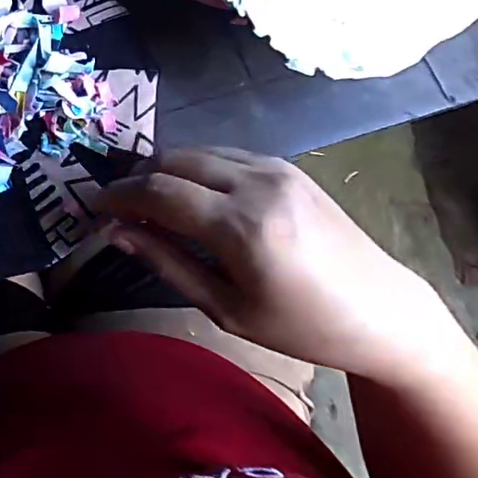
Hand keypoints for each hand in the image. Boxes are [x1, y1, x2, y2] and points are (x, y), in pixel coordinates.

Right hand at [94, 147, 470, 379]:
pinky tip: (193, 194)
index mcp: (241, 227)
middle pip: (173, 160)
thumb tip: (115, 232)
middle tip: (120, 207)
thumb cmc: (302, 327)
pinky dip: (197, 168)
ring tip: (151, 201)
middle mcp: (256, 183)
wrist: (383, 309)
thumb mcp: (226, 309)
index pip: (159, 192)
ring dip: (166, 170)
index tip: (95, 207)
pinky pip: (225, 154)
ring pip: (198, 151)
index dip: (119, 195)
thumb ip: (167, 262)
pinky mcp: (287, 166)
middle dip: (138, 178)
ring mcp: (275, 168)